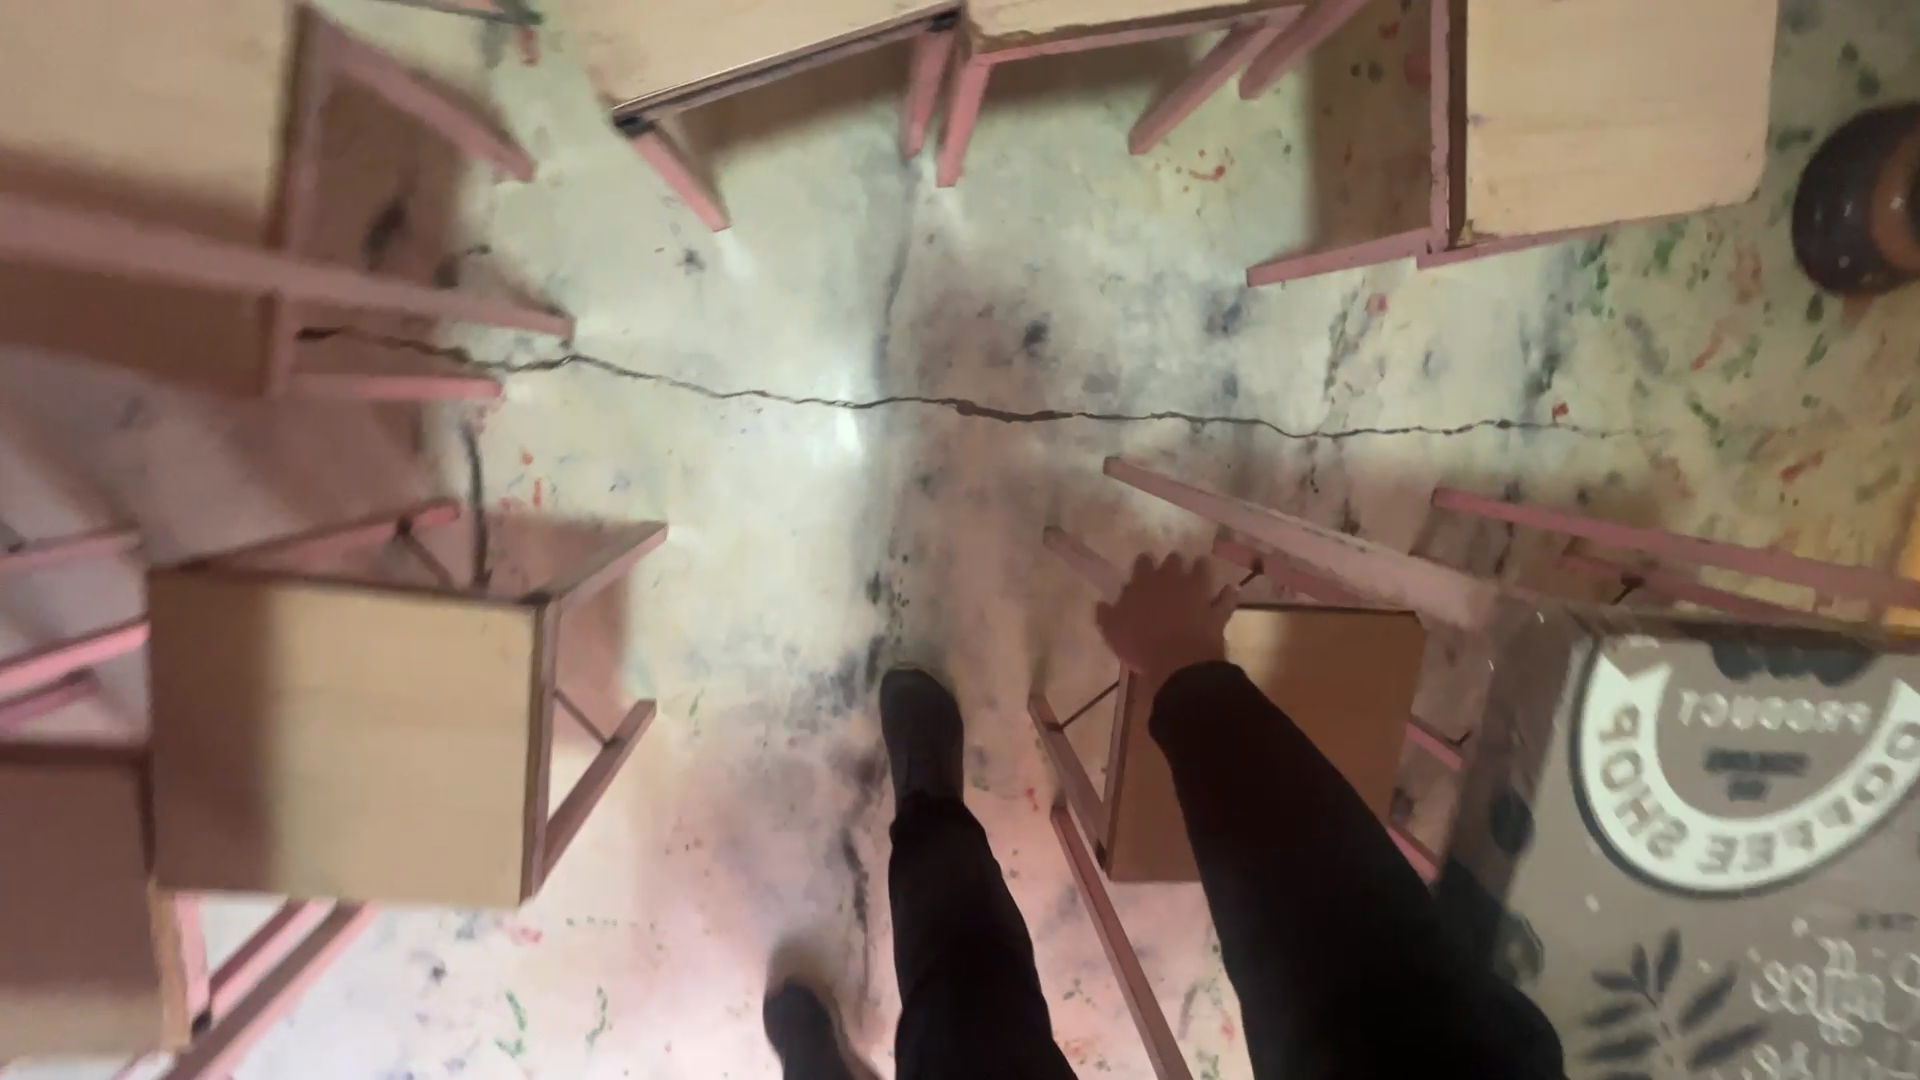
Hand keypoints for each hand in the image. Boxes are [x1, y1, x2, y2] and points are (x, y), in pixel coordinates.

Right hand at [1096, 553, 1237, 689]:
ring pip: (1201, 571)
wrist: (1178, 662)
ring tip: (1200, 566)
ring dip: (1200, 568)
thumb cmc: (1140, 645)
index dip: (1143, 563)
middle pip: (1173, 561)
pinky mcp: (1216, 610)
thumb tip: (1101, 603)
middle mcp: (1172, 581)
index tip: (1143, 565)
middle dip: (1172, 563)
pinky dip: (1228, 594)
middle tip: (1171, 567)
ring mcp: (1197, 594)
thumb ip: (1106, 615)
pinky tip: (1230, 590)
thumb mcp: (1112, 632)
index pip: (1142, 563)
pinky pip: (1226, 598)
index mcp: (1144, 583)